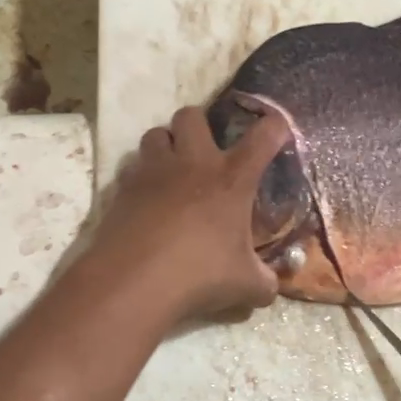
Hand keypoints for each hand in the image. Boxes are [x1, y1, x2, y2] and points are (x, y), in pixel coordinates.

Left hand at [81, 105, 290, 321]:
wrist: (133, 282)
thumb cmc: (199, 275)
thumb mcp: (246, 285)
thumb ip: (265, 280)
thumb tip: (271, 285)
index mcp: (232, 178)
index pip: (264, 135)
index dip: (275, 127)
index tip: (277, 131)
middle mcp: (193, 163)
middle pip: (192, 115)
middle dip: (200, 125)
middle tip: (205, 151)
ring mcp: (153, 171)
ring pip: (156, 133)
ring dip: (166, 145)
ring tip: (172, 169)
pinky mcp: (123, 187)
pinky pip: (131, 167)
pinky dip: (140, 176)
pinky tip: (145, 199)